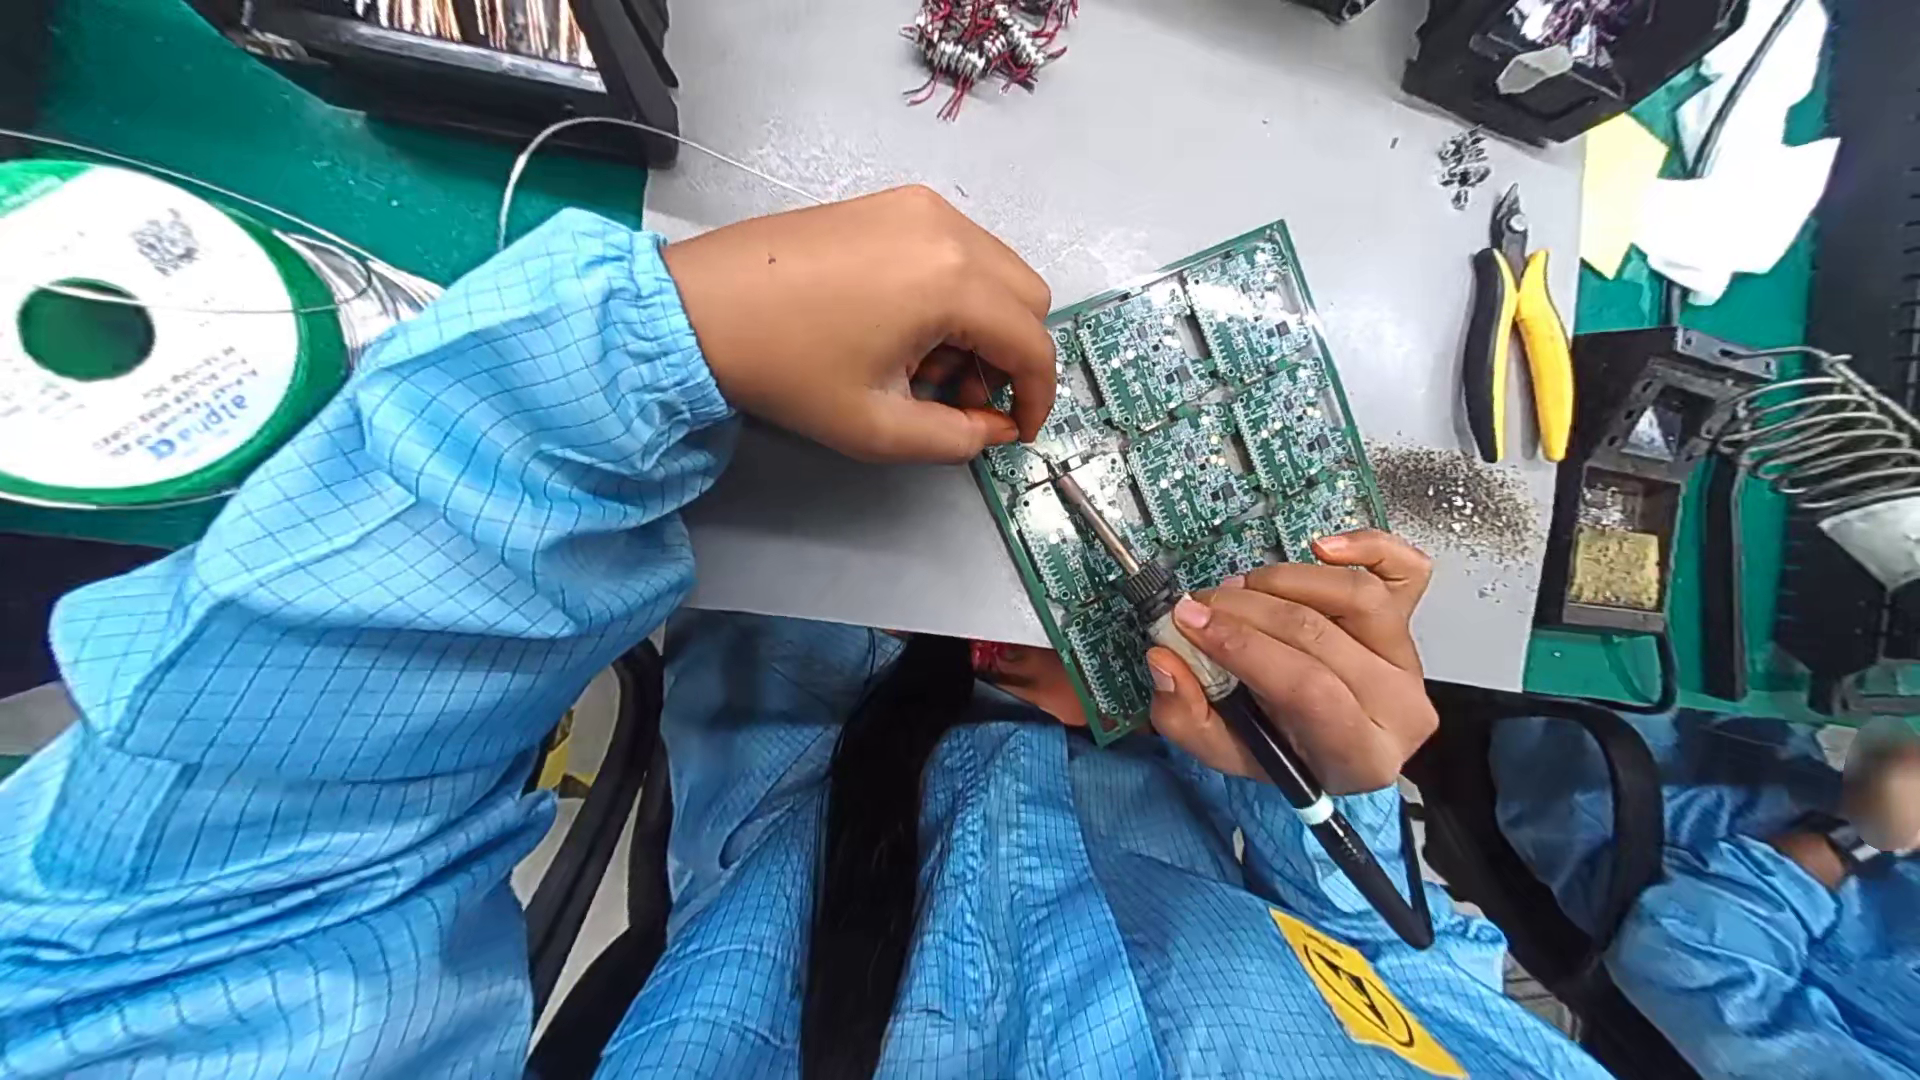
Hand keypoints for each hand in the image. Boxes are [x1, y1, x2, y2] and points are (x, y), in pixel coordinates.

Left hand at [662, 185, 1055, 463]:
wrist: (700, 309)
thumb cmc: (789, 372)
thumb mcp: (880, 429)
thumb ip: (958, 439)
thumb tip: (998, 428)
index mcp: (950, 281)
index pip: (1033, 343)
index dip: (1037, 396)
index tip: (1017, 431)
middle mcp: (947, 228)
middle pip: (1028, 299)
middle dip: (1012, 358)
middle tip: (965, 398)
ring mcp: (919, 206)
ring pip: (997, 273)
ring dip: (985, 328)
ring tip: (928, 366)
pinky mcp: (892, 203)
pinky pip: (959, 251)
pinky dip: (958, 297)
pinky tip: (909, 329)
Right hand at [1146, 530, 1437, 793]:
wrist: (1322, 742)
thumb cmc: (1275, 748)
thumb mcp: (1221, 751)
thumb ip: (1184, 716)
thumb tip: (1164, 658)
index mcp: (1357, 754)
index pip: (1308, 688)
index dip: (1242, 646)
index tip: (1189, 621)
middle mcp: (1398, 706)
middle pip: (1319, 635)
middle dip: (1244, 611)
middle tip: (1198, 604)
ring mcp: (1408, 660)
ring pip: (1355, 596)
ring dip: (1284, 580)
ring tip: (1240, 586)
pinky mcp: (1410, 622)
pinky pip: (1406, 570)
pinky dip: (1367, 546)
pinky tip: (1320, 546)